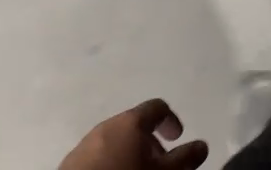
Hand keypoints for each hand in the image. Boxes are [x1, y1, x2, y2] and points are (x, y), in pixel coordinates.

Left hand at [59, 99, 208, 169]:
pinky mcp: (68, 165)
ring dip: (128, 152)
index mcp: (131, 121)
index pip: (157, 107)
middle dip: (149, 141)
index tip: (177, 137)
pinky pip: (95, 156)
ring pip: (113, 141)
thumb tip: (202, 145)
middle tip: (159, 163)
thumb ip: (185, 157)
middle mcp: (106, 125)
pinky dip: (109, 162)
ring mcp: (84, 145)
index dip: (171, 120)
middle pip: (133, 124)